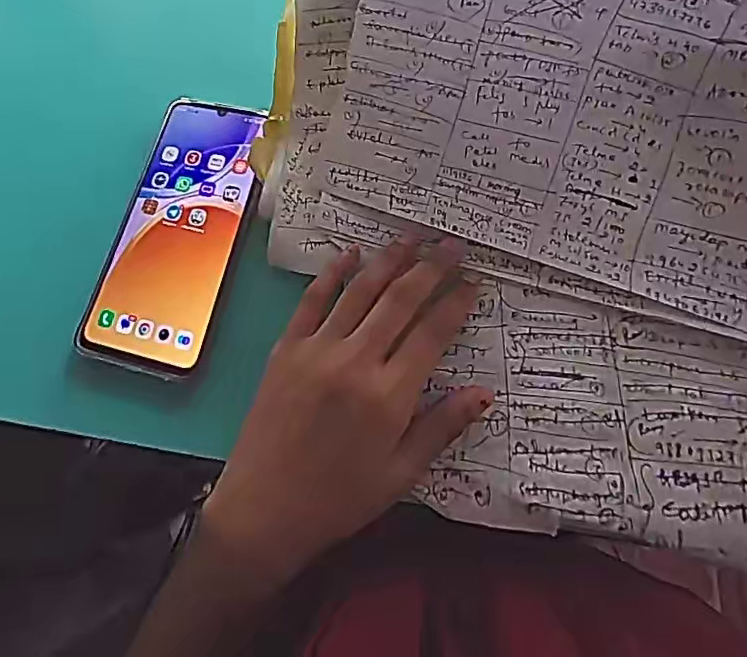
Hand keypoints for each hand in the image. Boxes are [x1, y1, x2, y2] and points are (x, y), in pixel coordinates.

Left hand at [201, 236, 490, 586]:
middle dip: (431, 267)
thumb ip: (442, 427)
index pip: (432, 332)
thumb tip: (484, 393)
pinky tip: (351, 252)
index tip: (472, 283)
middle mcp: (355, 360)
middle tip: (451, 244)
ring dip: (389, 259)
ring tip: (412, 236)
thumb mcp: (400, 474)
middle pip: (401, 300)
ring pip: (360, 290)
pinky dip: (333, 272)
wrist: (263, 511)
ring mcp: (317, 349)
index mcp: (388, 395)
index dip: (456, 302)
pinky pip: (313, 300)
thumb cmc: (338, 499)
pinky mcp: (286, 347)